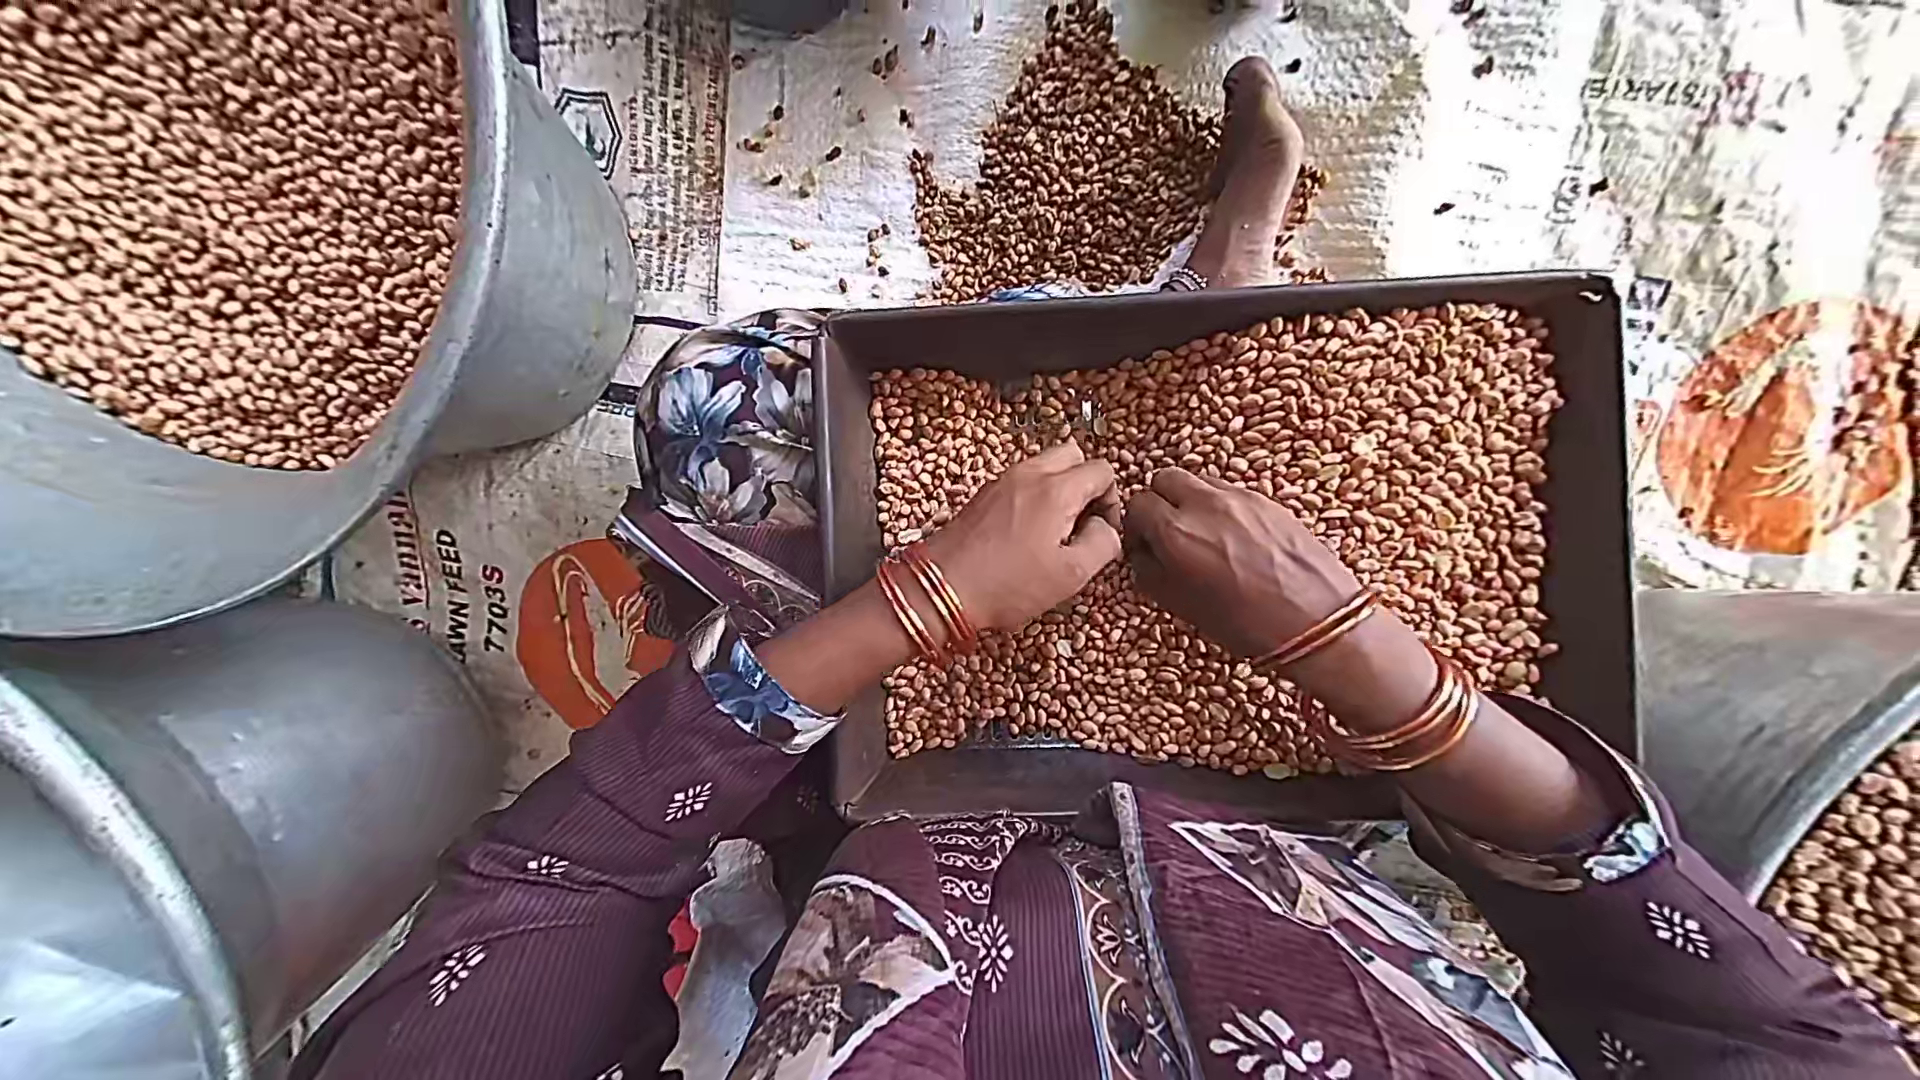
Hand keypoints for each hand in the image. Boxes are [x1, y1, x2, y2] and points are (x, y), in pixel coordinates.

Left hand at [924, 440, 1122, 630]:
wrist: (941, 587)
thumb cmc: (1004, 585)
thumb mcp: (1070, 575)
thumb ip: (1103, 544)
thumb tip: (1107, 528)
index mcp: (1056, 490)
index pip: (1102, 470)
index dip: (1112, 501)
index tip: (1103, 531)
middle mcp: (1028, 475)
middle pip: (1073, 455)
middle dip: (1086, 484)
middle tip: (1082, 523)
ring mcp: (1002, 481)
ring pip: (1045, 466)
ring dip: (1060, 489)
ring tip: (1054, 532)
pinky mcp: (984, 494)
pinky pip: (1021, 481)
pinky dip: (1034, 496)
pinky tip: (1027, 534)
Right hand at [1124, 467, 1362, 657]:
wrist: (1317, 624)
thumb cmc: (1247, 623)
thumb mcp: (1180, 604)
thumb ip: (1150, 570)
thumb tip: (1142, 553)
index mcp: (1177, 532)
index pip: (1137, 505)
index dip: (1135, 525)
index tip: (1143, 542)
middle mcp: (1205, 505)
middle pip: (1164, 479)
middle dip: (1159, 501)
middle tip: (1165, 529)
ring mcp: (1240, 498)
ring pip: (1197, 480)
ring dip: (1189, 500)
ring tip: (1200, 533)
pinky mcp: (1268, 500)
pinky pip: (1230, 491)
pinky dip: (1220, 506)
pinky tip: (1230, 536)